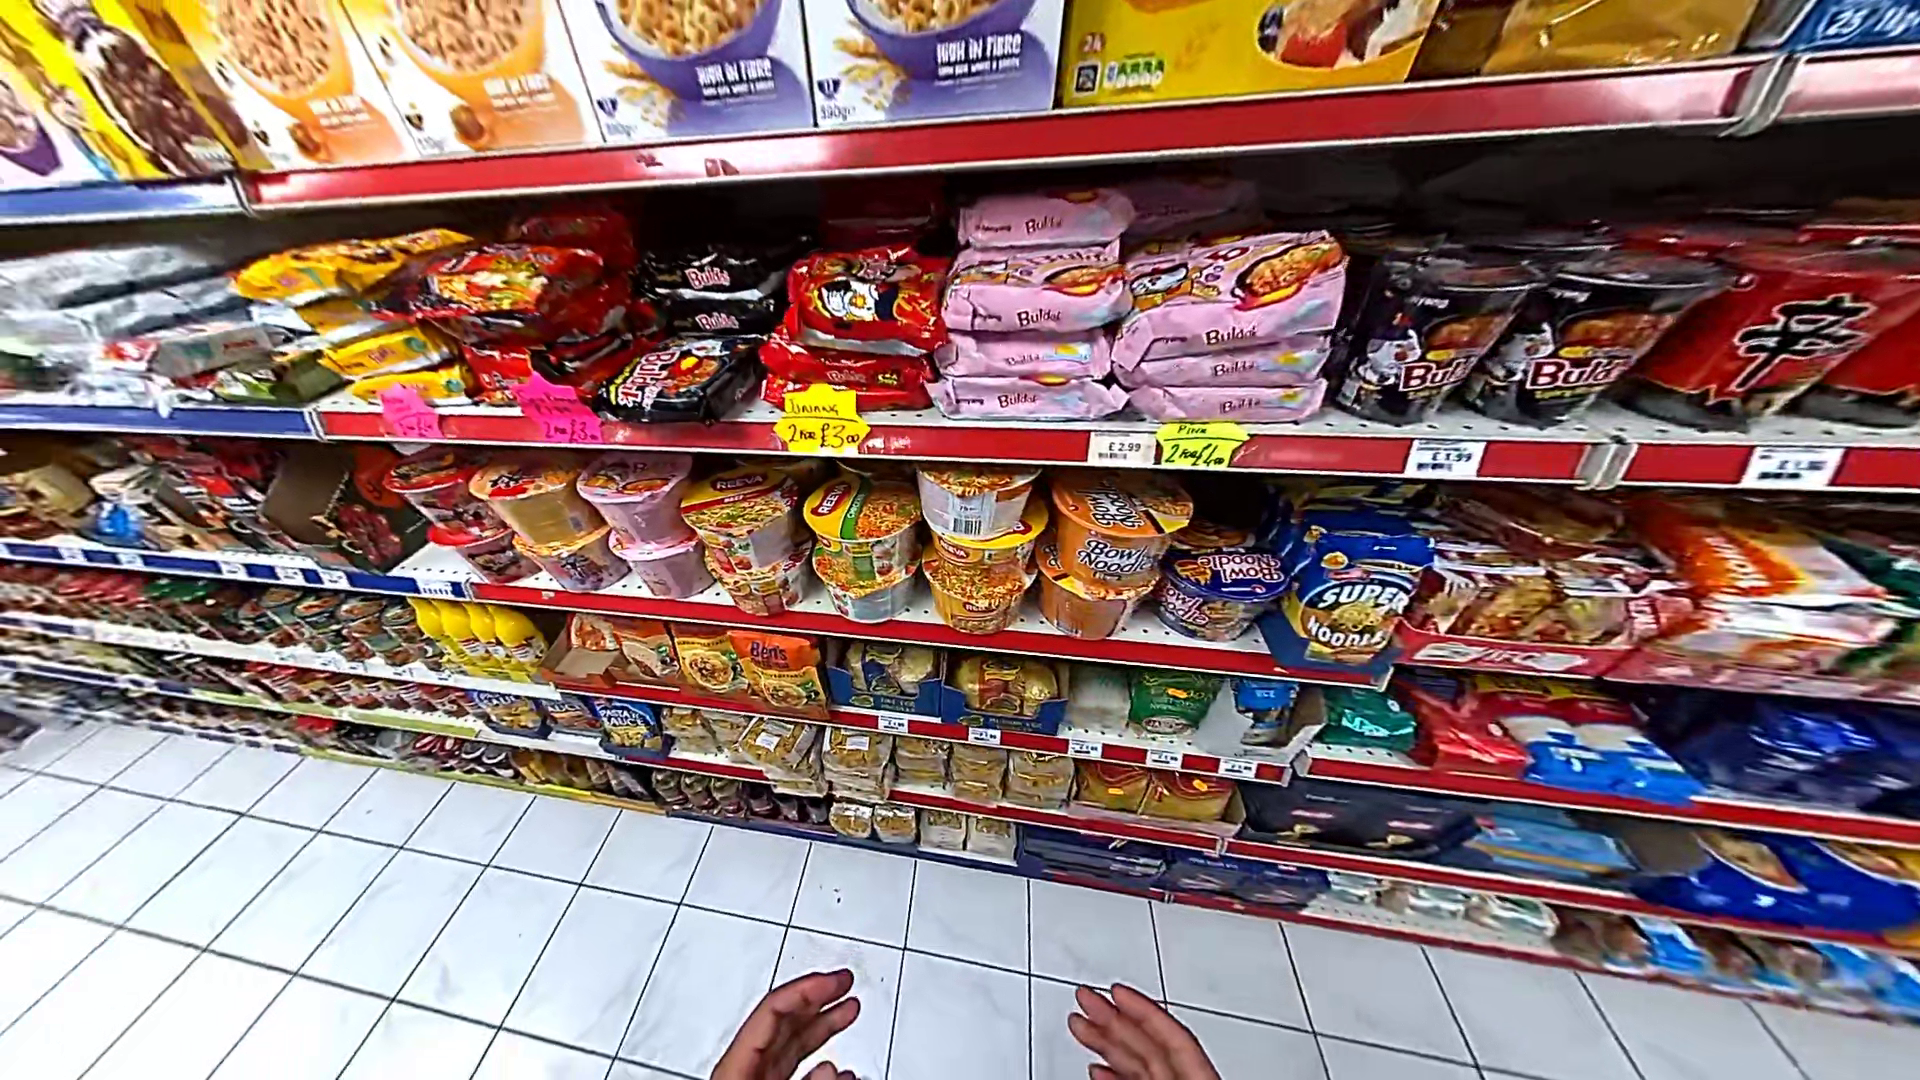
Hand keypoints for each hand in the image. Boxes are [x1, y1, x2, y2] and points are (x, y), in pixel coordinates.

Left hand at [712, 969, 861, 1079]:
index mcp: (735, 1065)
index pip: (773, 1006)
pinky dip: (821, 1065)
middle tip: (845, 979)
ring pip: (793, 1046)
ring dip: (825, 1025)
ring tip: (850, 1008)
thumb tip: (832, 1067)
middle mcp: (744, 1070)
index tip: (836, 978)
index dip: (808, 986)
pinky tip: (841, 1066)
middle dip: (820, 996)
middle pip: (784, 1019)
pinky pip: (796, 1074)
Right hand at [1069, 983, 1221, 1079]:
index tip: (1114, 987)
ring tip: (1079, 1024)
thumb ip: (1143, 1069)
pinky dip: (1116, 1074)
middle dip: (1111, 1017)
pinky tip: (1097, 1066)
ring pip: (1141, 1062)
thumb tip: (1103, 1062)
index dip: (1142, 1007)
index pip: (1171, 1032)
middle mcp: (1190, 1079)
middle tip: (1084, 996)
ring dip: (1106, 1043)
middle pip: (1151, 1042)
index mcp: (1202, 1076)